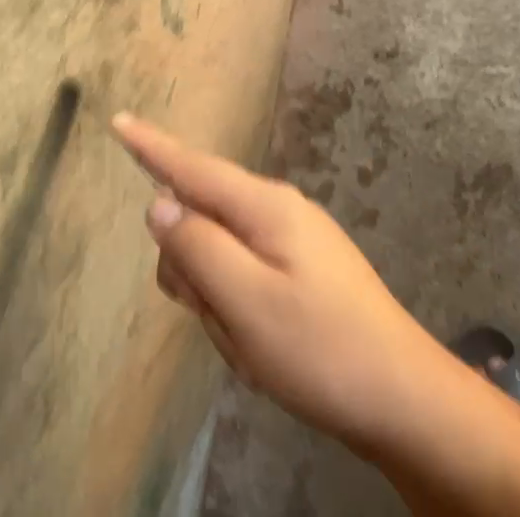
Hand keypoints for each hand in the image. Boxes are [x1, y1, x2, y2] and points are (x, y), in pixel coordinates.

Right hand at [112, 113, 450, 451]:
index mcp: (265, 207)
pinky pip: (244, 284)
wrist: (402, 399)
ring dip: (218, 305)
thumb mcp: (246, 300)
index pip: (193, 168)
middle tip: (221, 317)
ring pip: (219, 261)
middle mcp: (279, 214)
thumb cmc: (321, 349)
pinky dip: (239, 316)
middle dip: (192, 272)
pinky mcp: (300, 276)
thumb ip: (197, 247)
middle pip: (201, 222)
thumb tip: (159, 202)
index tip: (117, 121)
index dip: (152, 148)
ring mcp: (293, 245)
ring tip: (253, 344)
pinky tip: (266, 351)